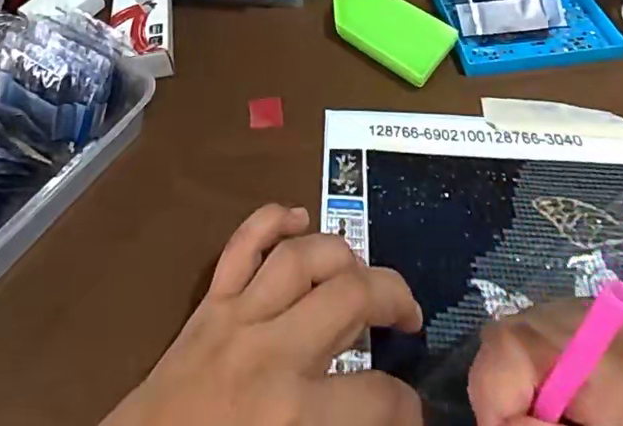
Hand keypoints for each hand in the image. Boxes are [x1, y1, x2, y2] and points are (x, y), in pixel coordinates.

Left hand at [102, 204, 424, 425]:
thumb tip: (381, 413)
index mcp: (294, 413)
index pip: (379, 398)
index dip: (409, 406)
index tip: (413, 409)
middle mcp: (272, 351)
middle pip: (349, 296)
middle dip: (393, 296)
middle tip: (406, 313)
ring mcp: (236, 316)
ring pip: (299, 257)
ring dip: (341, 254)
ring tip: (361, 271)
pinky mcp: (209, 301)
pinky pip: (241, 245)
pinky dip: (271, 221)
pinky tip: (299, 216)